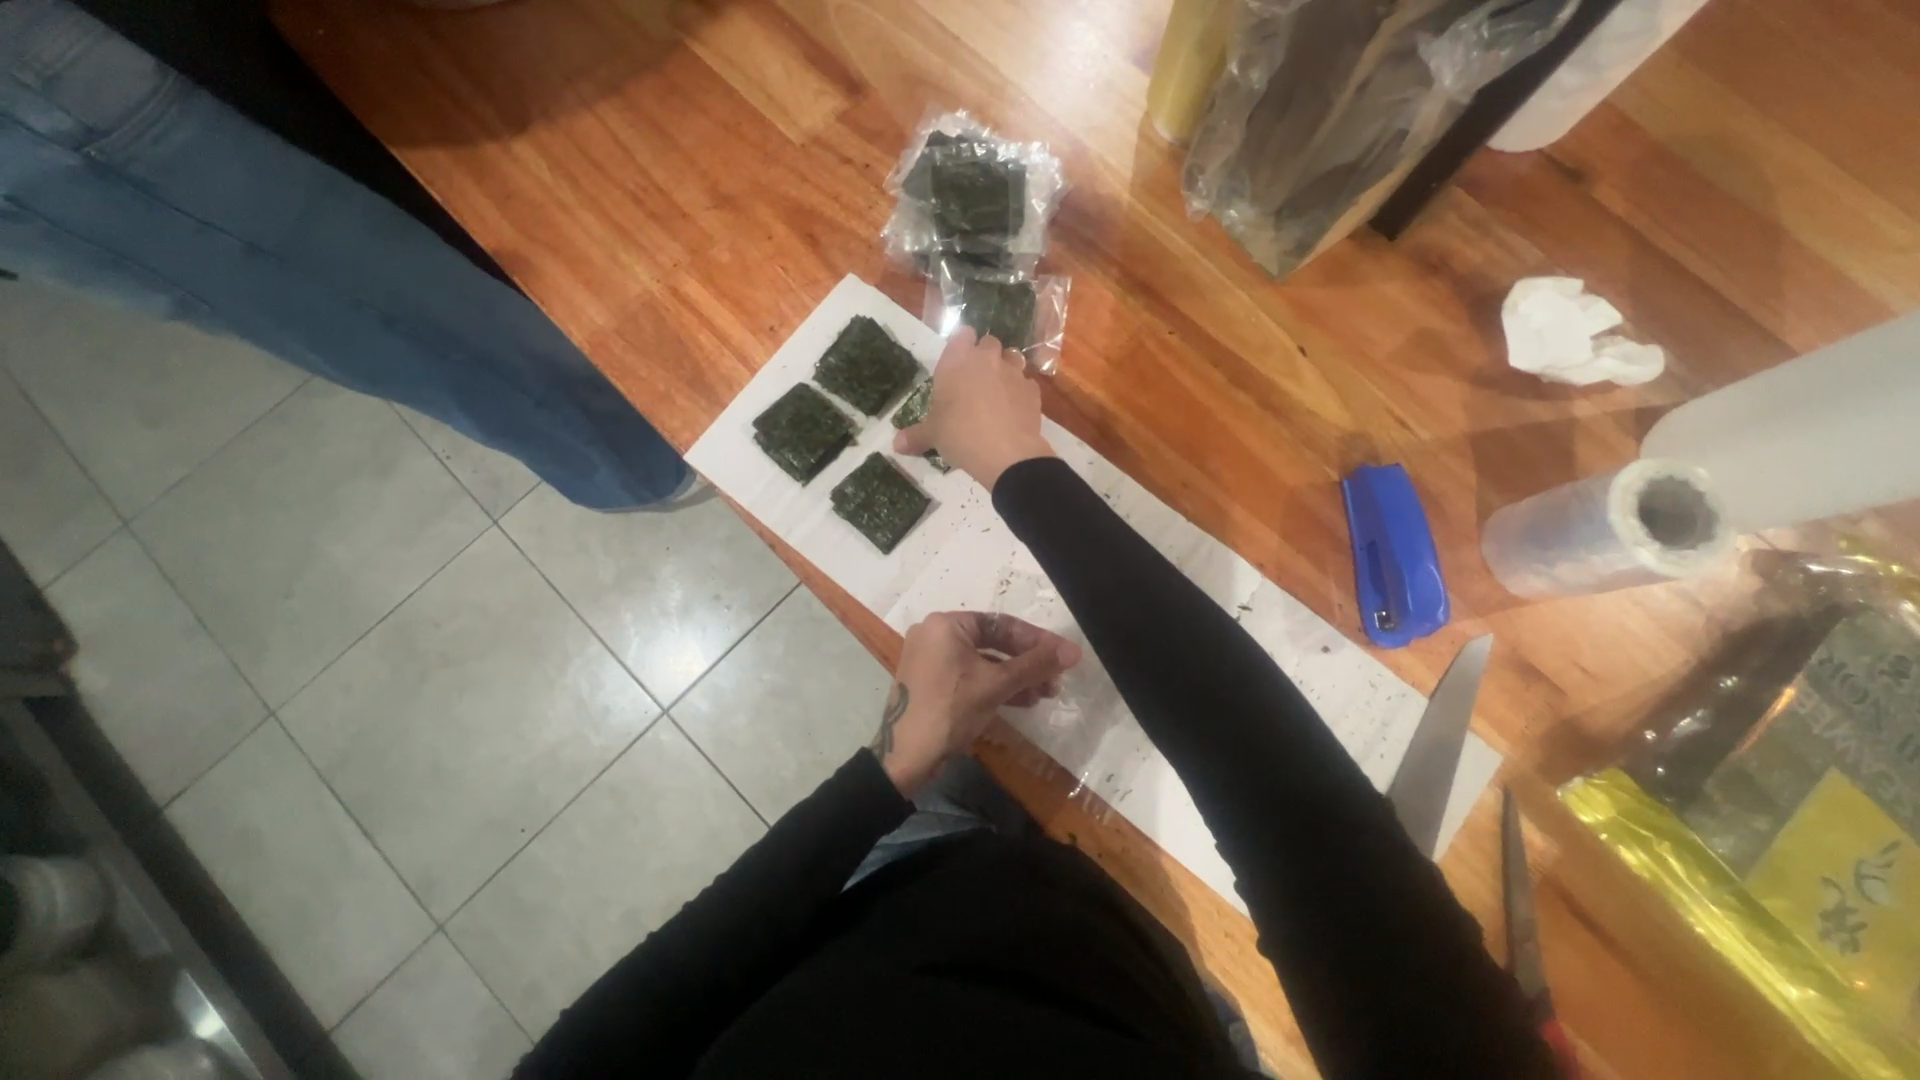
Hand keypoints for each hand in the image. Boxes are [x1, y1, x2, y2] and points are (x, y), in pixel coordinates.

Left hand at [869, 612, 1081, 796]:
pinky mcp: (933, 683)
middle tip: (1056, 678)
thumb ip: (1035, 665)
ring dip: (1016, 676)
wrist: (905, 756)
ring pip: (984, 662)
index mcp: (946, 624)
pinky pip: (971, 676)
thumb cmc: (950, 710)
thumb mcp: (996, 685)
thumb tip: (1074, 651)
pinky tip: (1024, 700)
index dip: (1037, 640)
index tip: (1064, 654)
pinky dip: (996, 686)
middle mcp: (936, 635)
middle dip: (1027, 662)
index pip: (1001, 623)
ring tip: (1045, 694)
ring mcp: (932, 660)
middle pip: (994, 642)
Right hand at [894, 329, 1055, 489]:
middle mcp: (987, 359)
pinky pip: (1026, 383)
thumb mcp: (932, 435)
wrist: (1006, 453)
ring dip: (1005, 368)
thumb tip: (896, 445)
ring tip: (998, 390)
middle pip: (989, 342)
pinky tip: (1015, 409)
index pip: (961, 334)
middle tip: (976, 379)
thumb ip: (915, 436)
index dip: (962, 344)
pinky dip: (1021, 392)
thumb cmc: (959, 434)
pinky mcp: (1033, 390)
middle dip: (984, 356)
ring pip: (1012, 357)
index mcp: (957, 361)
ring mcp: (1013, 372)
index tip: (958, 360)